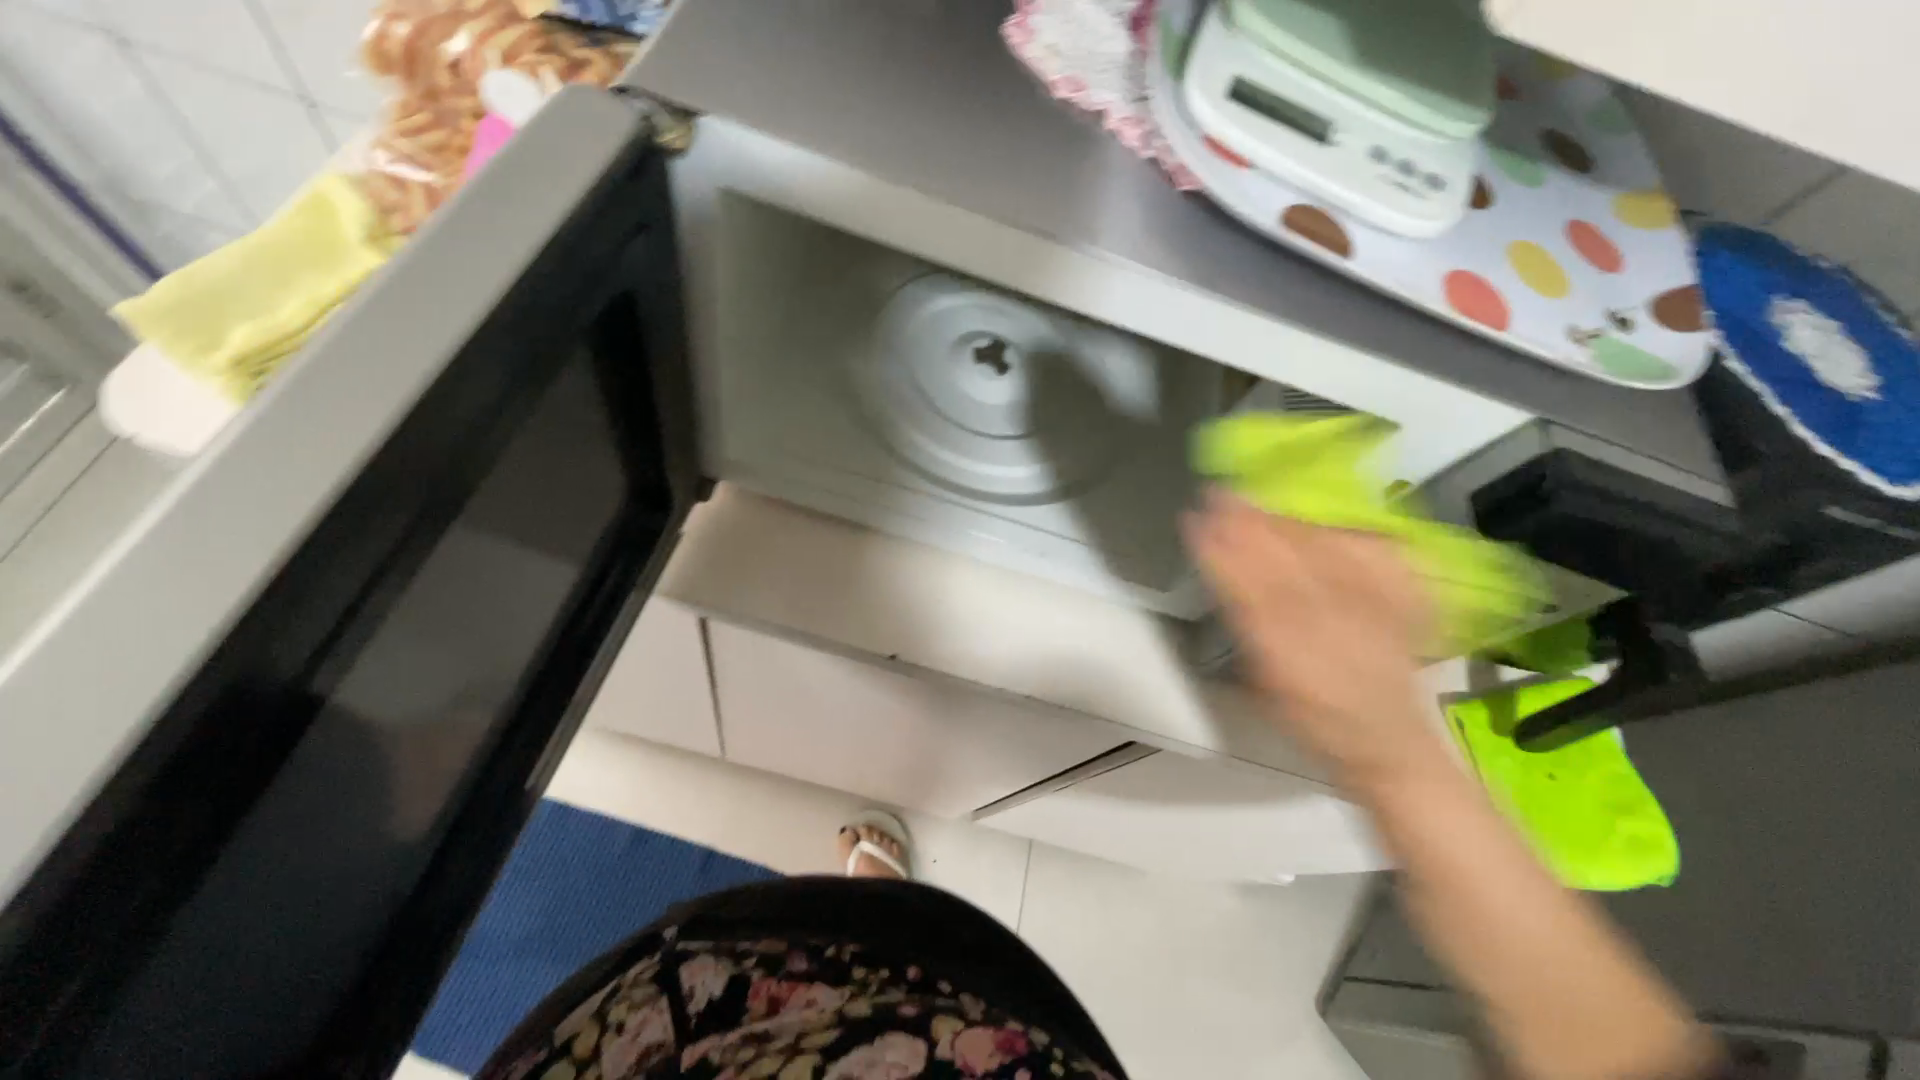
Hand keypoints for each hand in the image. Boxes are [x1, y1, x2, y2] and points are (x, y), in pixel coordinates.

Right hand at [1183, 490, 1443, 787]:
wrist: (1388, 742)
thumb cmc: (1314, 723)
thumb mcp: (1266, 685)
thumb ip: (1248, 630)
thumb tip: (1228, 581)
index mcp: (1289, 652)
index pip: (1247, 588)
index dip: (1220, 550)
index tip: (1196, 520)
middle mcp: (1330, 624)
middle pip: (1284, 559)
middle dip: (1248, 523)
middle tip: (1219, 495)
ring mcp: (1371, 608)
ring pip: (1322, 548)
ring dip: (1284, 520)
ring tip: (1257, 501)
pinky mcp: (1403, 599)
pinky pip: (1370, 552)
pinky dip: (1341, 531)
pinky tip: (1319, 521)